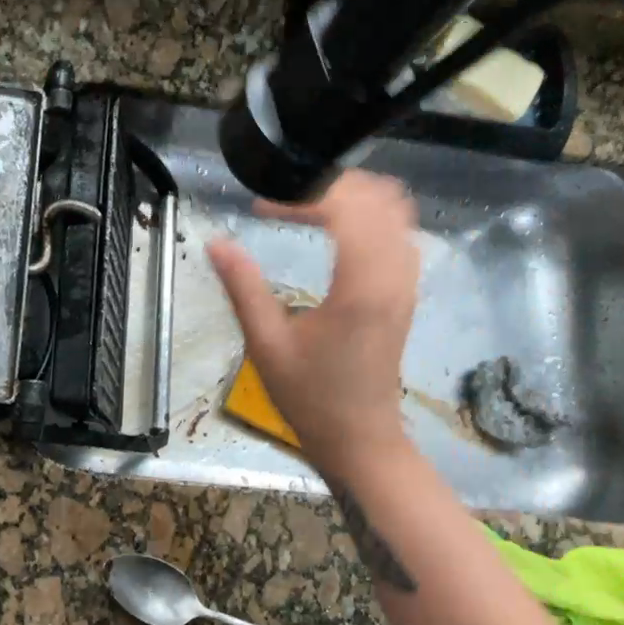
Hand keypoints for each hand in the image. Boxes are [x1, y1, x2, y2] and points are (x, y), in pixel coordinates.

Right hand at [207, 171, 420, 465]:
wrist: (360, 438)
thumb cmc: (310, 396)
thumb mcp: (266, 343)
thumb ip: (243, 287)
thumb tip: (216, 242)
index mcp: (360, 285)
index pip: (344, 207)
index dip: (303, 193)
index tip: (262, 207)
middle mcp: (393, 274)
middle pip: (376, 197)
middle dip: (329, 186)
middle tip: (284, 198)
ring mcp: (407, 281)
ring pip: (395, 210)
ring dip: (354, 197)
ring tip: (307, 204)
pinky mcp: (407, 291)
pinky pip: (400, 231)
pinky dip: (371, 216)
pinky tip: (337, 229)